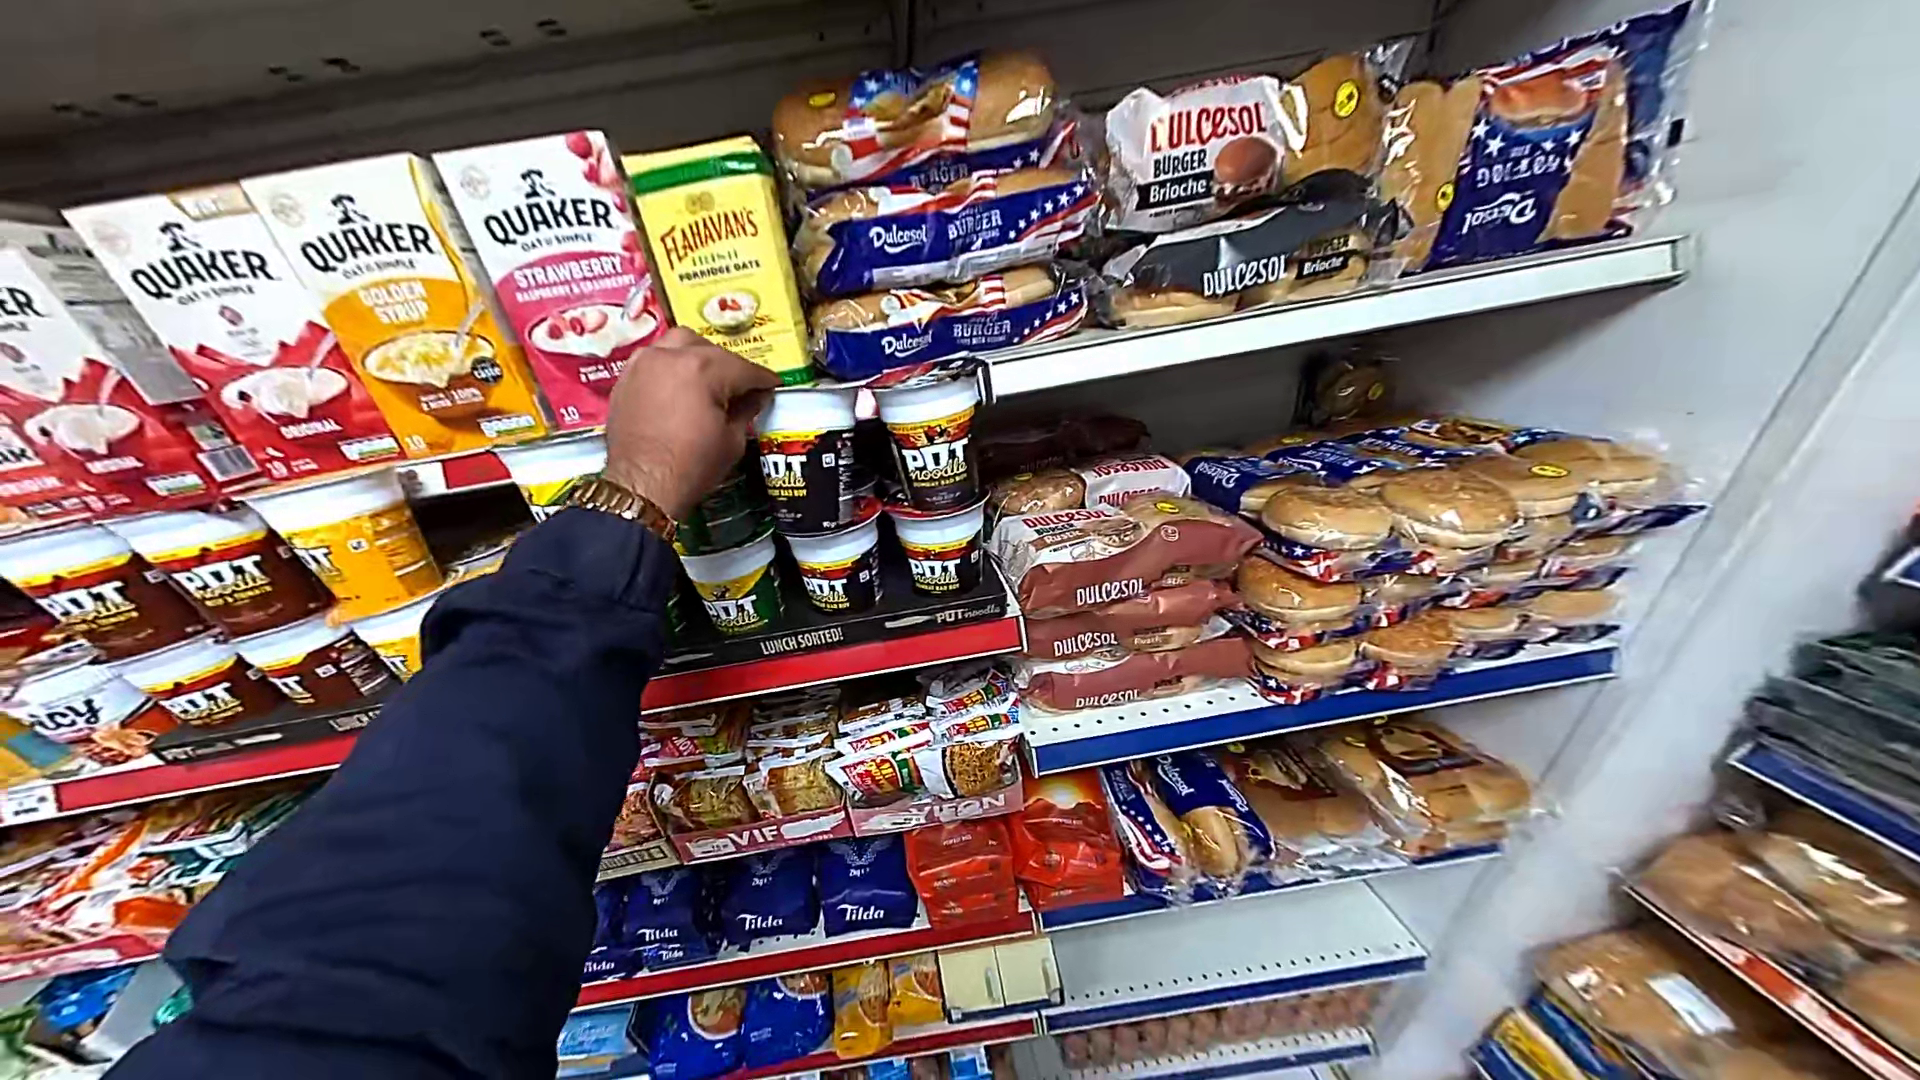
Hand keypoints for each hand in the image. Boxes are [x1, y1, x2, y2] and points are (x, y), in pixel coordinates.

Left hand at [602, 328, 779, 519]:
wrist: (642, 486)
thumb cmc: (692, 465)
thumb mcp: (732, 440)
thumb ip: (746, 410)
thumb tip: (755, 397)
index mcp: (702, 369)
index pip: (744, 368)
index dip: (763, 379)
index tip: (773, 386)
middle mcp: (670, 356)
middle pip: (710, 350)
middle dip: (730, 366)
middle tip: (742, 388)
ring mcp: (643, 363)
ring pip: (679, 344)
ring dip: (699, 357)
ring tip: (710, 381)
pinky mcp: (626, 378)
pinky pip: (656, 359)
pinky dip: (674, 366)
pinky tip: (682, 387)